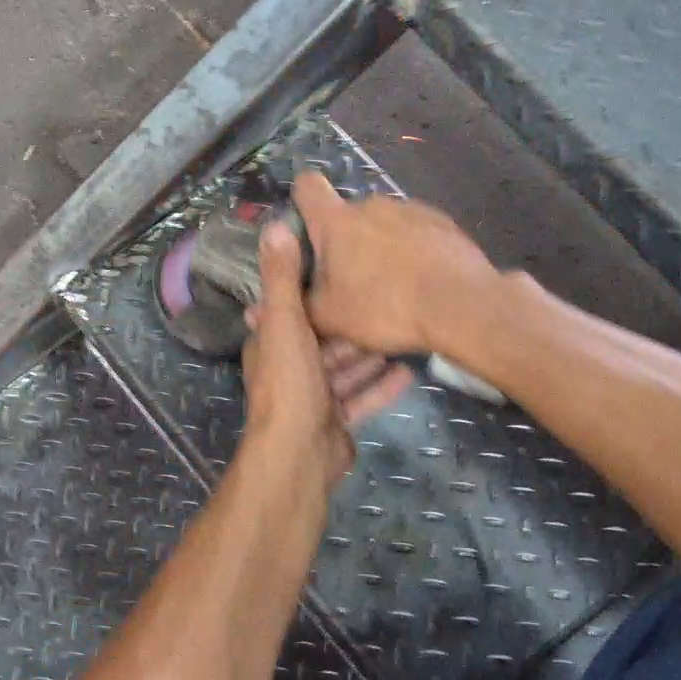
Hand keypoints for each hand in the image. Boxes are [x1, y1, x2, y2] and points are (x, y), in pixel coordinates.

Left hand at [241, 222, 412, 484]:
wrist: (299, 452)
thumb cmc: (290, 382)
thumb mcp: (285, 321)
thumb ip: (282, 277)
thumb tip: (273, 227)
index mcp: (271, 342)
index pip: (293, 310)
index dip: (317, 294)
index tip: (349, 275)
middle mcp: (287, 368)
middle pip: (324, 341)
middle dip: (353, 327)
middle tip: (388, 306)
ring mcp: (312, 398)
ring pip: (344, 370)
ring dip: (369, 355)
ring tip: (402, 336)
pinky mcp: (335, 422)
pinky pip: (360, 398)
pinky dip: (380, 387)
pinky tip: (409, 374)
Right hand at [291, 171, 501, 356]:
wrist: (461, 306)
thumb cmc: (384, 307)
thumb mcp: (328, 317)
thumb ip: (298, 302)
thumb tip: (268, 304)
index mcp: (336, 221)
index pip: (306, 186)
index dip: (300, 199)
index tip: (304, 227)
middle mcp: (371, 204)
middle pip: (345, 214)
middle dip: (342, 241)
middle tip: (347, 281)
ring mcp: (410, 209)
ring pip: (381, 225)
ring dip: (377, 247)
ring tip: (390, 286)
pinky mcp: (441, 222)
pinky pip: (413, 232)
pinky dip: (410, 251)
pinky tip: (419, 282)